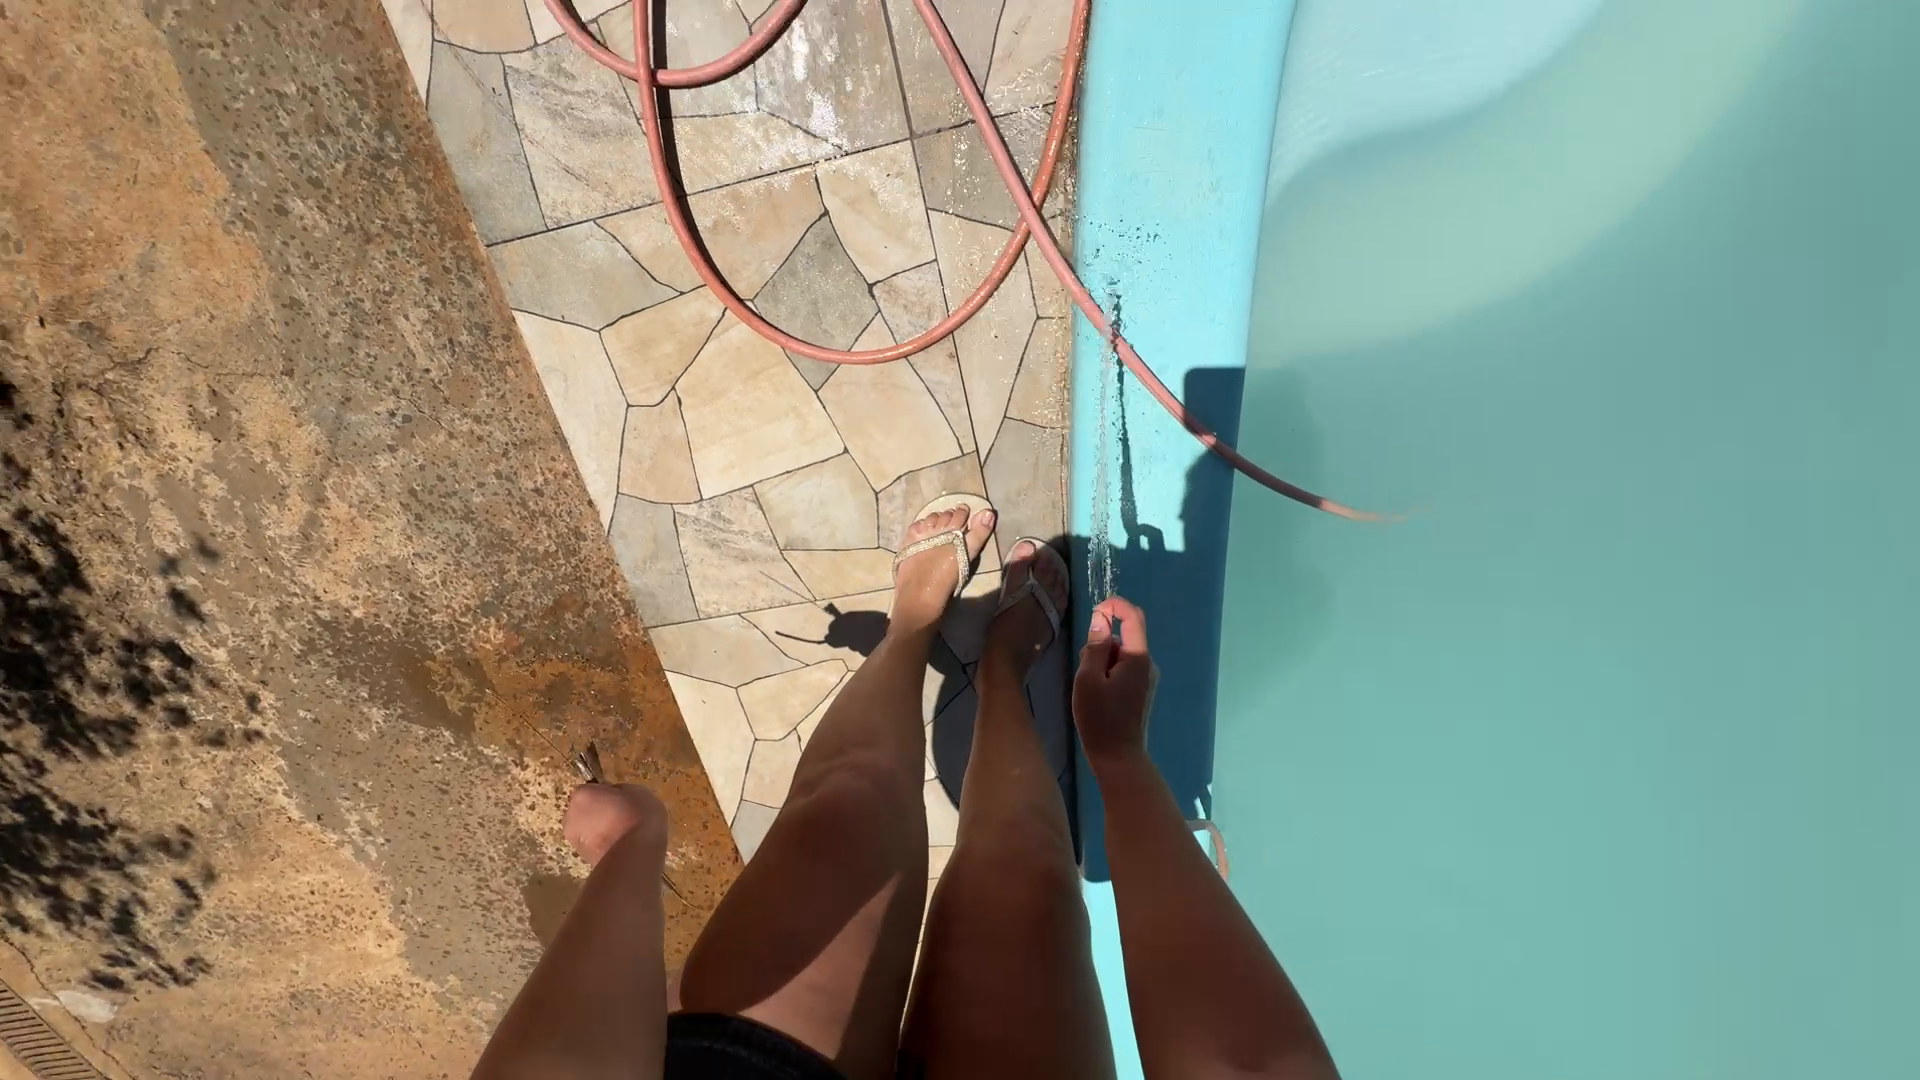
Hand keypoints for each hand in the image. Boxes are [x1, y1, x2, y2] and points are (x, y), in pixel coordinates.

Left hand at [563, 782, 667, 866]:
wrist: (634, 855)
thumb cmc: (636, 815)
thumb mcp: (636, 791)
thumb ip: (619, 791)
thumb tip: (614, 797)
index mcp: (582, 795)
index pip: (590, 789)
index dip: (606, 793)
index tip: (621, 798)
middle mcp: (570, 816)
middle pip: (584, 809)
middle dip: (598, 812)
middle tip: (621, 814)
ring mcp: (574, 840)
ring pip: (587, 829)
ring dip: (599, 829)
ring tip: (622, 832)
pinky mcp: (582, 859)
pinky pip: (593, 844)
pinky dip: (603, 843)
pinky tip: (621, 844)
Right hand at [1073, 595, 1154, 766]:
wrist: (1119, 758)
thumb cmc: (1100, 719)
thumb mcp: (1088, 679)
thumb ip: (1095, 647)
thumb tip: (1100, 620)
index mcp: (1137, 658)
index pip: (1132, 616)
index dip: (1114, 605)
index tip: (1093, 611)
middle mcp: (1147, 664)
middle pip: (1124, 635)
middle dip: (1101, 640)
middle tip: (1083, 666)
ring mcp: (1146, 678)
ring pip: (1121, 652)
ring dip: (1102, 658)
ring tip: (1088, 685)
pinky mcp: (1140, 690)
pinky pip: (1123, 667)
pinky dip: (1107, 670)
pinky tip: (1096, 692)